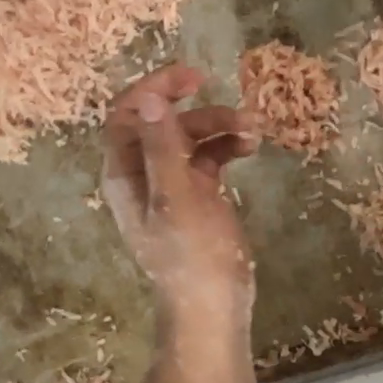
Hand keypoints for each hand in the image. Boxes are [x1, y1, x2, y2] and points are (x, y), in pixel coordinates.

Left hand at [102, 66, 259, 329]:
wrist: (213, 305)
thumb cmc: (192, 257)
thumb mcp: (177, 201)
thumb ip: (163, 150)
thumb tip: (151, 99)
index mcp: (126, 173)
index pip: (128, 114)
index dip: (155, 88)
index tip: (194, 77)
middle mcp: (144, 173)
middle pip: (164, 122)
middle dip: (202, 112)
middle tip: (241, 110)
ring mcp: (172, 184)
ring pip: (191, 137)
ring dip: (221, 127)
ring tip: (255, 132)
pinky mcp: (199, 194)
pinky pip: (209, 156)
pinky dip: (228, 146)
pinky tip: (251, 148)